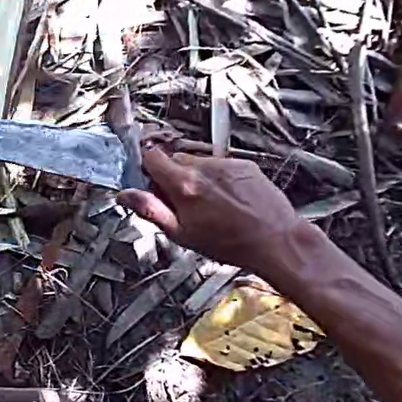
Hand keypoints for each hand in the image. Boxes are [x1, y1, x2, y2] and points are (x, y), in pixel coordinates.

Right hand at [120, 146, 309, 282]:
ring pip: (198, 163)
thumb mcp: (181, 234)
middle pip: (175, 160)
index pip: (152, 157)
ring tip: (209, 205)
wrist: (276, 241)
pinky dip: (218, 179)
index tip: (148, 179)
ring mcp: (226, 165)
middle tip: (181, 202)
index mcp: (184, 186)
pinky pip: (220, 166)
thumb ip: (150, 210)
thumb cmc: (230, 243)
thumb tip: (126, 195)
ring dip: (196, 178)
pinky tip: (226, 200)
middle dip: (172, 177)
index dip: (147, 168)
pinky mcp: (244, 165)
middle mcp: (205, 169)